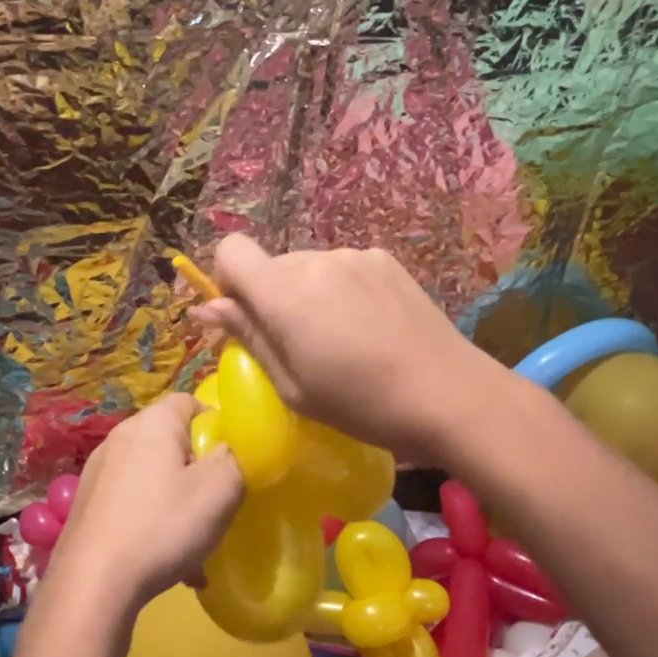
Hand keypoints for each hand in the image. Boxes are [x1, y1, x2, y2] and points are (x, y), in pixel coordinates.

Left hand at [46, 393, 244, 608]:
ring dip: (177, 505)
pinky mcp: (88, 502)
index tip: (231, 461)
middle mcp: (121, 436)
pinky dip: (152, 523)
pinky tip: (168, 564)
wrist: (92, 581)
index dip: (216, 426)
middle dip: (197, 473)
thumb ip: (235, 458)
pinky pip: (133, 502)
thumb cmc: (162, 525)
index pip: (191, 402)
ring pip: (154, 477)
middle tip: (215, 507)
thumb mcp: (219, 491)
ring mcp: (100, 469)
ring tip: (195, 547)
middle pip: (172, 442)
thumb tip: (230, 448)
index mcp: (153, 423)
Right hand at [191, 234, 514, 460]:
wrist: (451, 395)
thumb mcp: (292, 386)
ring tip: (343, 339)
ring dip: (309, 294)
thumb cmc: (362, 405)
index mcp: (284, 292)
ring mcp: (353, 255)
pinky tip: (370, 326)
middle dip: (272, 297)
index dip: (227, 281)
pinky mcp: (384, 259)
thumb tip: (206, 308)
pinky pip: (342, 267)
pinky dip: (341, 290)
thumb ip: (247, 337)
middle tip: (301, 346)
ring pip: (307, 268)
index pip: (231, 251)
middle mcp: (314, 260)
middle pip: (271, 265)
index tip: (245, 318)